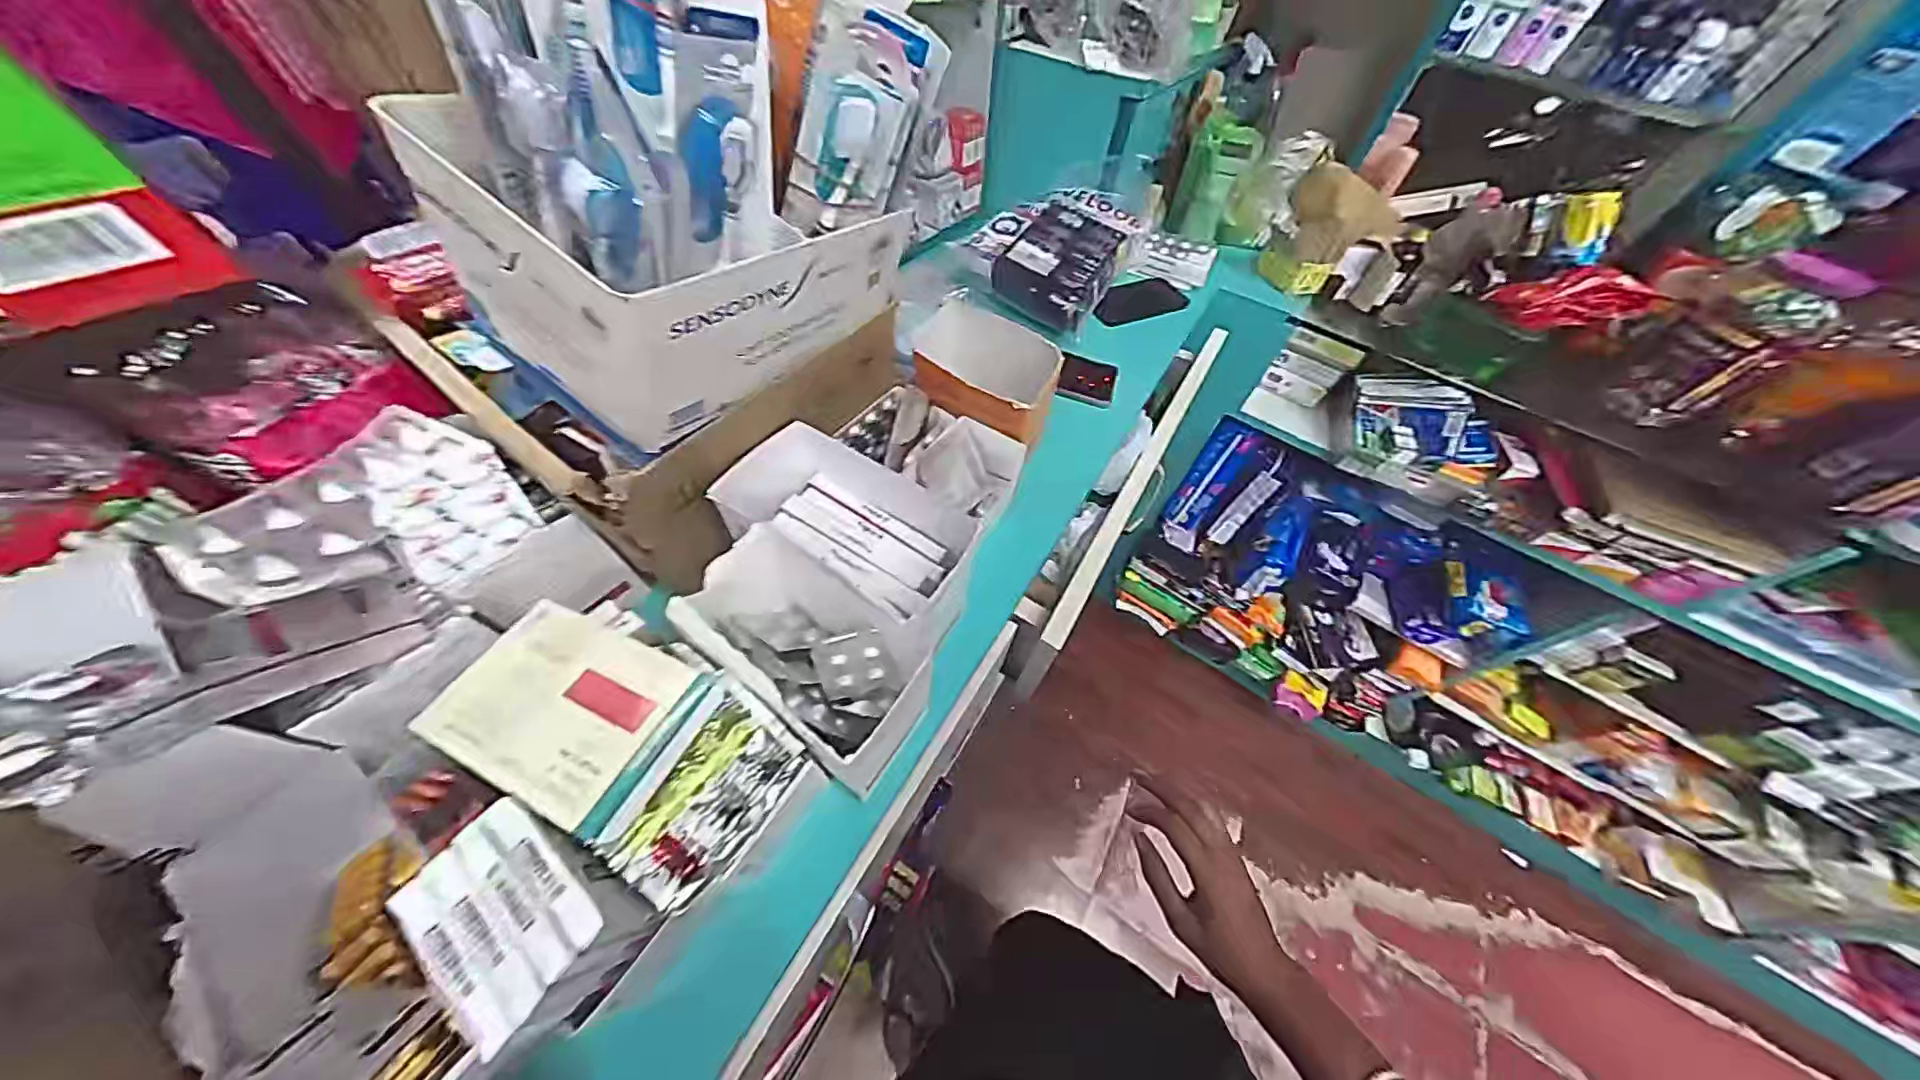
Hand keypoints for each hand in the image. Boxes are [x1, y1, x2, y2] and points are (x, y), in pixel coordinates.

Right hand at [1127, 771, 1285, 993]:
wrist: (1263, 967)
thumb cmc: (1218, 950)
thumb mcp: (1179, 920)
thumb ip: (1157, 876)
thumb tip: (1139, 839)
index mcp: (1207, 869)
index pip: (1173, 824)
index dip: (1149, 811)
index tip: (1129, 809)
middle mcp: (1222, 853)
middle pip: (1191, 807)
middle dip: (1163, 788)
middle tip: (1138, 777)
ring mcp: (1233, 853)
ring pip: (1206, 808)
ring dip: (1180, 791)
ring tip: (1157, 784)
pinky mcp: (1237, 857)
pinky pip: (1214, 819)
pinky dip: (1194, 803)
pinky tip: (1181, 804)